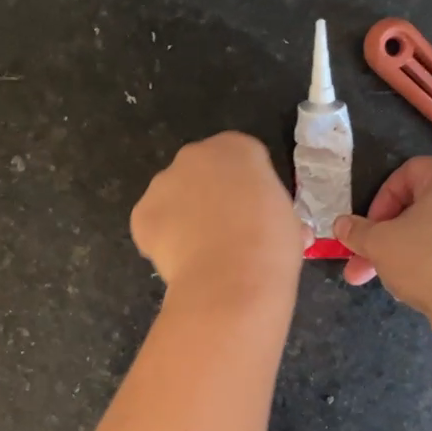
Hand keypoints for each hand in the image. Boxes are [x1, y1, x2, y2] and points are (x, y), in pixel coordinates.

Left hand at [131, 132, 305, 300]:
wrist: (232, 281)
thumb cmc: (271, 246)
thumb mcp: (288, 223)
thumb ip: (276, 214)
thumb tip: (286, 234)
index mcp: (238, 149)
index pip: (243, 159)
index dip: (248, 188)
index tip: (254, 213)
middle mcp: (195, 155)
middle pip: (202, 173)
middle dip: (210, 197)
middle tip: (227, 232)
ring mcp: (163, 182)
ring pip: (173, 197)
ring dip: (184, 217)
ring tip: (203, 254)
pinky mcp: (142, 213)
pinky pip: (154, 224)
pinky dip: (163, 241)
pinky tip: (183, 263)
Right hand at [335, 157, 431, 318]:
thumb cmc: (427, 262)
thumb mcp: (380, 244)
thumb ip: (357, 231)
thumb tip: (342, 224)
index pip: (409, 171)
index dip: (382, 196)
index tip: (370, 227)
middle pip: (419, 208)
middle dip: (384, 237)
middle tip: (361, 264)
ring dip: (404, 253)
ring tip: (386, 283)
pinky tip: (419, 291)